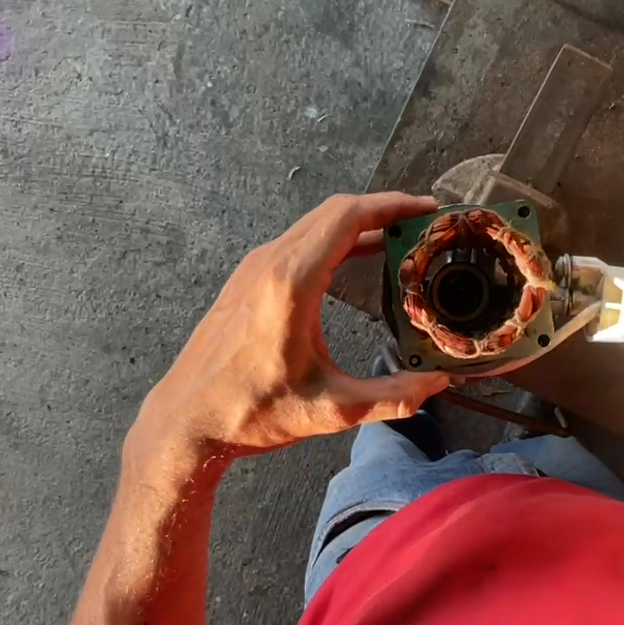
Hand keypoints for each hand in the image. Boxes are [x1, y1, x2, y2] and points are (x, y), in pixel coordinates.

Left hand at [132, 192, 449, 460]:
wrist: (187, 419)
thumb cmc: (252, 412)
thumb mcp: (332, 410)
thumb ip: (391, 397)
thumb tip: (436, 385)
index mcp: (291, 284)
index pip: (347, 217)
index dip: (391, 205)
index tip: (425, 209)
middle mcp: (269, 263)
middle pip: (332, 213)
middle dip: (381, 210)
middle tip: (420, 225)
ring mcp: (253, 268)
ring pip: (313, 226)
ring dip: (356, 226)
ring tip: (395, 240)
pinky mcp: (245, 281)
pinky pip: (296, 243)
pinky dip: (331, 242)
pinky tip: (352, 262)